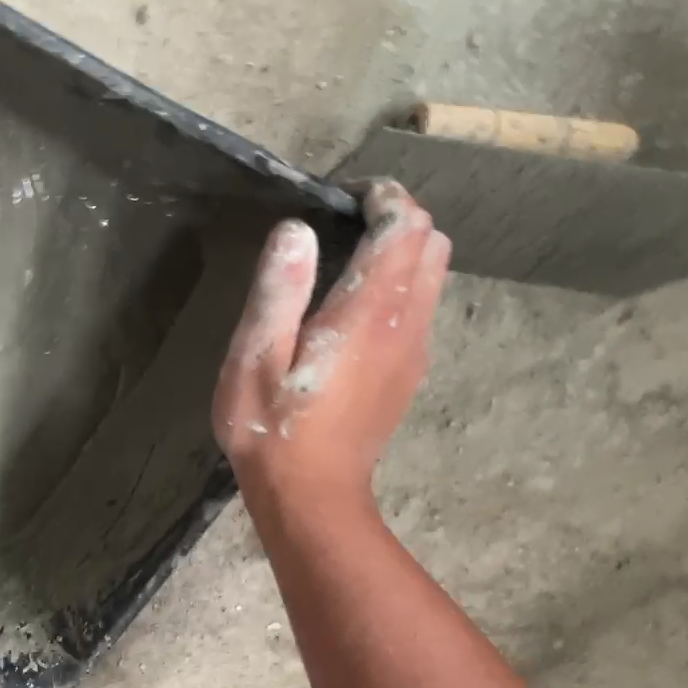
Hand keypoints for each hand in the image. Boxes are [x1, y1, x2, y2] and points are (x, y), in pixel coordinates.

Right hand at [213, 180, 452, 509]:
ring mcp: (414, 349)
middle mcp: (406, 322)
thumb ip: (279, 289)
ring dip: (402, 252)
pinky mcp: (408, 371)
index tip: (344, 195)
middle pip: (431, 243)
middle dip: (398, 219)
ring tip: (347, 259)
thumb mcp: (254, 356)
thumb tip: (296, 230)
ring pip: (433, 275)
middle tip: (344, 223)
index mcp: (368, 311)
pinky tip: (352, 310)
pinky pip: (421, 307)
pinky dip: (399, 286)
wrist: (309, 492)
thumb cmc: (270, 424)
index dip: (383, 197)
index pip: (404, 227)